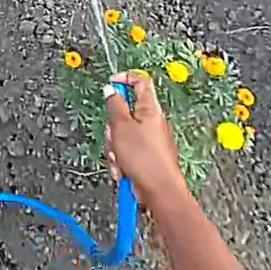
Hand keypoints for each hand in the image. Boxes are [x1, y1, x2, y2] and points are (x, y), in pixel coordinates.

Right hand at [103, 70, 188, 208]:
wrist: (159, 190)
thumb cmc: (145, 159)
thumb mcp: (121, 126)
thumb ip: (115, 105)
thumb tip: (111, 89)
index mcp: (150, 109)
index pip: (140, 81)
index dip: (124, 78)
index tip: (111, 84)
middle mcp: (152, 121)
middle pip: (126, 111)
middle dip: (113, 124)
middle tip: (114, 134)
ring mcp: (150, 138)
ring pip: (123, 133)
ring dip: (115, 145)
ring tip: (119, 157)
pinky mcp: (146, 155)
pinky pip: (126, 150)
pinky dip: (121, 158)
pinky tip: (123, 169)